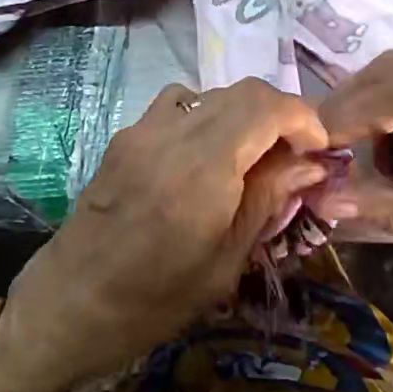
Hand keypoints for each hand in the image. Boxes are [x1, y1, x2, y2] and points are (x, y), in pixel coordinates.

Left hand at [0, 78, 328, 391]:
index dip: (303, 117)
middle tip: (294, 156)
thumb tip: (310, 162)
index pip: (265, 105)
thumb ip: (267, 200)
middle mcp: (170, 134)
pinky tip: (204, 157)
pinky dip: (203, 117)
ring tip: (251, 157)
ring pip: (206, 94)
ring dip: (239, 114)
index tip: (320, 150)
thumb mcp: (226, 262)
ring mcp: (140, 131)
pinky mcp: (122, 138)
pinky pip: (174, 107)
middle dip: (278, 114)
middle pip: (239, 92)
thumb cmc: (155, 299)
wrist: (72, 299)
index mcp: (202, 167)